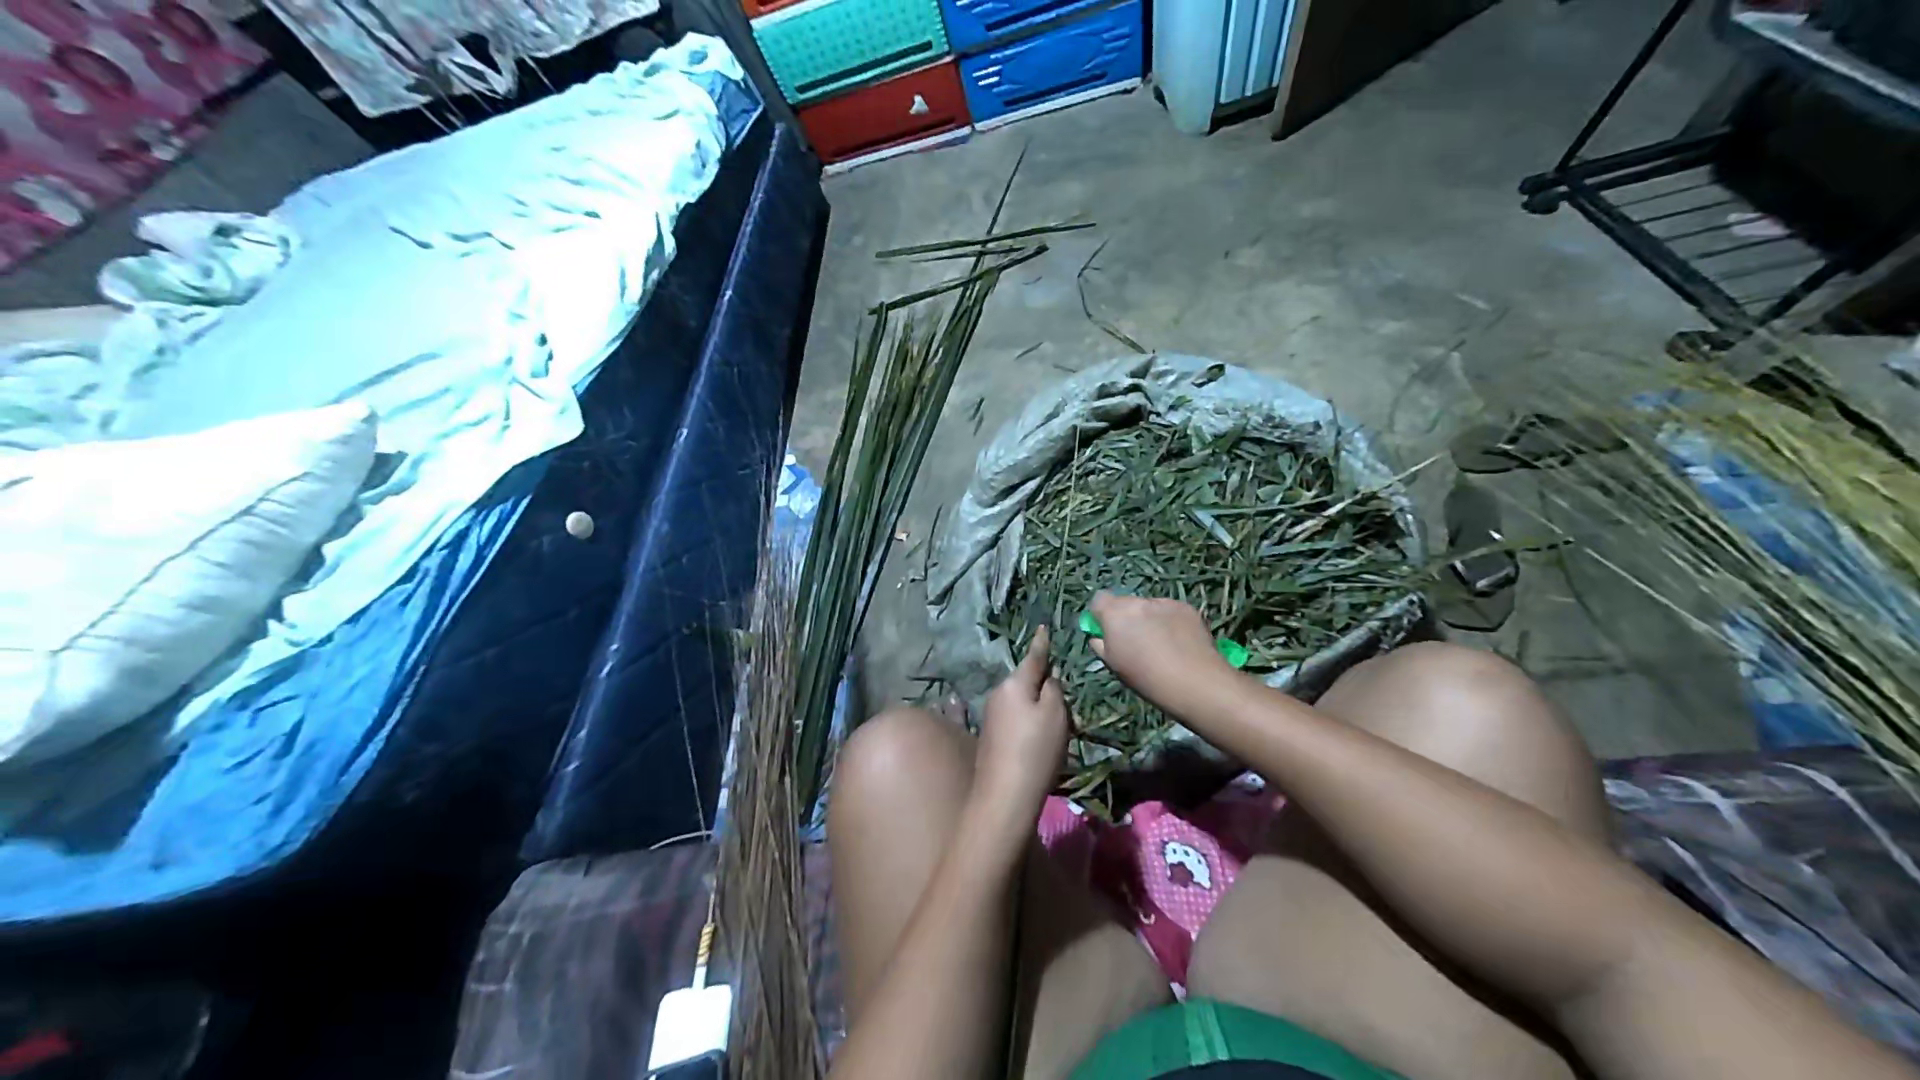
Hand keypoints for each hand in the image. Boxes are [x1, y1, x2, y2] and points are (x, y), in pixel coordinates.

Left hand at [970, 626, 1068, 843]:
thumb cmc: (1035, 749)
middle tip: (1065, 698)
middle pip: (1026, 681)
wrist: (1004, 795)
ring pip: (1021, 702)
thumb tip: (1047, 679)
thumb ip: (1054, 689)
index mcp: (1013, 683)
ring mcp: (991, 716)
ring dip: (1037, 707)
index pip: (1033, 657)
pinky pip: (1015, 720)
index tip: (1043, 628)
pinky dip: (1028, 724)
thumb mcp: (1055, 714)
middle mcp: (997, 694)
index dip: (1041, 644)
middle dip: (1043, 684)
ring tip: (1056, 727)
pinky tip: (1038, 742)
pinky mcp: (990, 738)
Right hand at [1089, 591, 1237, 715]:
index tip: (1107, 630)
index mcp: (1115, 613)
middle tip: (1136, 640)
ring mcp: (1164, 602)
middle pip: (1125, 602)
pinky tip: (1179, 641)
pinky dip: (1170, 621)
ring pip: (1149, 606)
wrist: (1194, 681)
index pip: (1098, 599)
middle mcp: (1138, 601)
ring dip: (1150, 618)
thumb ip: (1101, 644)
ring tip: (1162, 643)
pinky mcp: (1186, 607)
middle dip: (1127, 616)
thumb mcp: (1113, 664)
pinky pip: (1170, 610)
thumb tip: (1100, 636)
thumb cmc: (1146, 677)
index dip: (1101, 614)